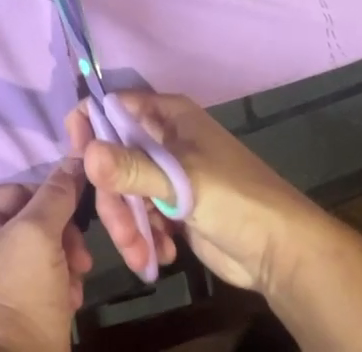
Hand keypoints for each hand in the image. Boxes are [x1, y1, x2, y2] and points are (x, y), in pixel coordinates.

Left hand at [0, 159, 92, 351]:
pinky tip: (71, 297)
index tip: (73, 212)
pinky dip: (63, 282)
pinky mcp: (19, 299)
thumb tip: (74, 158)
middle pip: (32, 219)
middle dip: (62, 236)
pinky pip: (46, 274)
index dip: (47, 198)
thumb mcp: (39, 234)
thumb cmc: (21, 291)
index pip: (15, 190)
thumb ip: (56, 194)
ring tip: (76, 279)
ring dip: (67, 260)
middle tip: (80, 256)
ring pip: (45, 246)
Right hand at [67, 93, 326, 297]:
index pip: (112, 106)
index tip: (79, 162)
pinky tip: (161, 255)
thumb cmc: (235, 199)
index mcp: (167, 115)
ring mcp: (166, 174)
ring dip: (127, 225)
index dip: (90, 128)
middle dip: (113, 198)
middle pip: (112, 157)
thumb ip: (132, 168)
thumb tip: (85, 153)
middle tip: (123, 230)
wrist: (282, 253)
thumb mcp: (181, 181)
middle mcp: (163, 138)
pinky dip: (143, 236)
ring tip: (143, 253)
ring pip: (123, 191)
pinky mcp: (171, 207)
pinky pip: (139, 215)